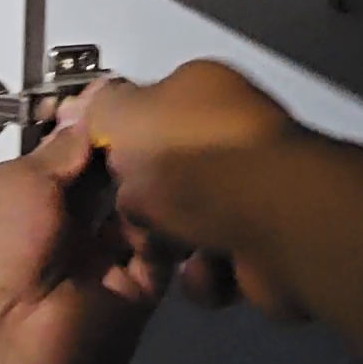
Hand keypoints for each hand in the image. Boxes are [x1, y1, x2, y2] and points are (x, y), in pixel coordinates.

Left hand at [0, 127, 174, 363]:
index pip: (73, 152)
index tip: (118, 97)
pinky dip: (168, 223)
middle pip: (111, 176)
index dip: (96, 124)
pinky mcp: (135, 289)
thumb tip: (86, 114)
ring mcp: (100, 259)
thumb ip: (62, 145)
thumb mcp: (18, 180)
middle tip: (145, 121)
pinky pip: (165, 247)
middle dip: (127, 149)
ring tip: (156, 158)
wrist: (3, 347)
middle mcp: (65, 229)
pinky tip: (164, 200)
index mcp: (28, 201)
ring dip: (150, 184)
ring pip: (141, 207)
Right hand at [79, 61, 309, 319]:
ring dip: (169, 246)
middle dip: (140, 208)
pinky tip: (211, 266)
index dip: (116, 144)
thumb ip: (102, 107)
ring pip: (182, 224)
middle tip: (135, 218)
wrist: (273, 224)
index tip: (99, 171)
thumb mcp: (127, 119)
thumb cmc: (195, 163)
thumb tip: (89, 104)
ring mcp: (251, 185)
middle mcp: (228, 131)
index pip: (144, 112)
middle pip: (159, 175)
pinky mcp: (266, 237)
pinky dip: (206, 274)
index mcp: (200, 89)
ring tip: (174, 249)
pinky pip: (214, 262)